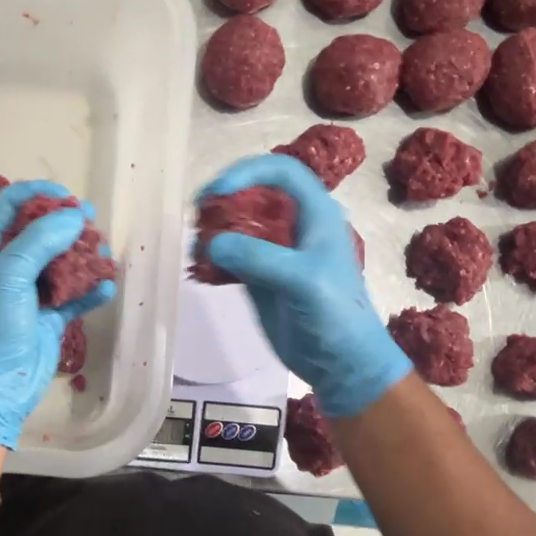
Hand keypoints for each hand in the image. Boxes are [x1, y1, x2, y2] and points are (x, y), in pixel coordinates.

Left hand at [0, 181, 115, 446]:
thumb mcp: (9, 273)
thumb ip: (40, 238)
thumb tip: (74, 216)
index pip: (10, 205)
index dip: (37, 194)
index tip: (66, 196)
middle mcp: (9, 267)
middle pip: (42, 232)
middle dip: (68, 225)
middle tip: (92, 224)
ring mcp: (30, 293)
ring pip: (62, 263)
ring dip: (84, 256)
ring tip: (103, 255)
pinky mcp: (49, 319)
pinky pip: (75, 297)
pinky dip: (91, 291)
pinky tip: (106, 286)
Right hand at [201, 154, 411, 418]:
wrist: (341, 364)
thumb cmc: (335, 316)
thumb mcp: (303, 281)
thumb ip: (260, 258)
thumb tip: (213, 244)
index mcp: (316, 215)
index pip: (281, 172)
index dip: (248, 172)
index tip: (219, 191)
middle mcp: (295, 227)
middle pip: (254, 195)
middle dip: (224, 201)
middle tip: (198, 217)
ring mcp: (276, 254)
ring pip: (239, 227)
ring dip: (214, 231)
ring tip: (194, 247)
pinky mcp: (260, 280)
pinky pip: (232, 258)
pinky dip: (213, 259)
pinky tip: (199, 269)